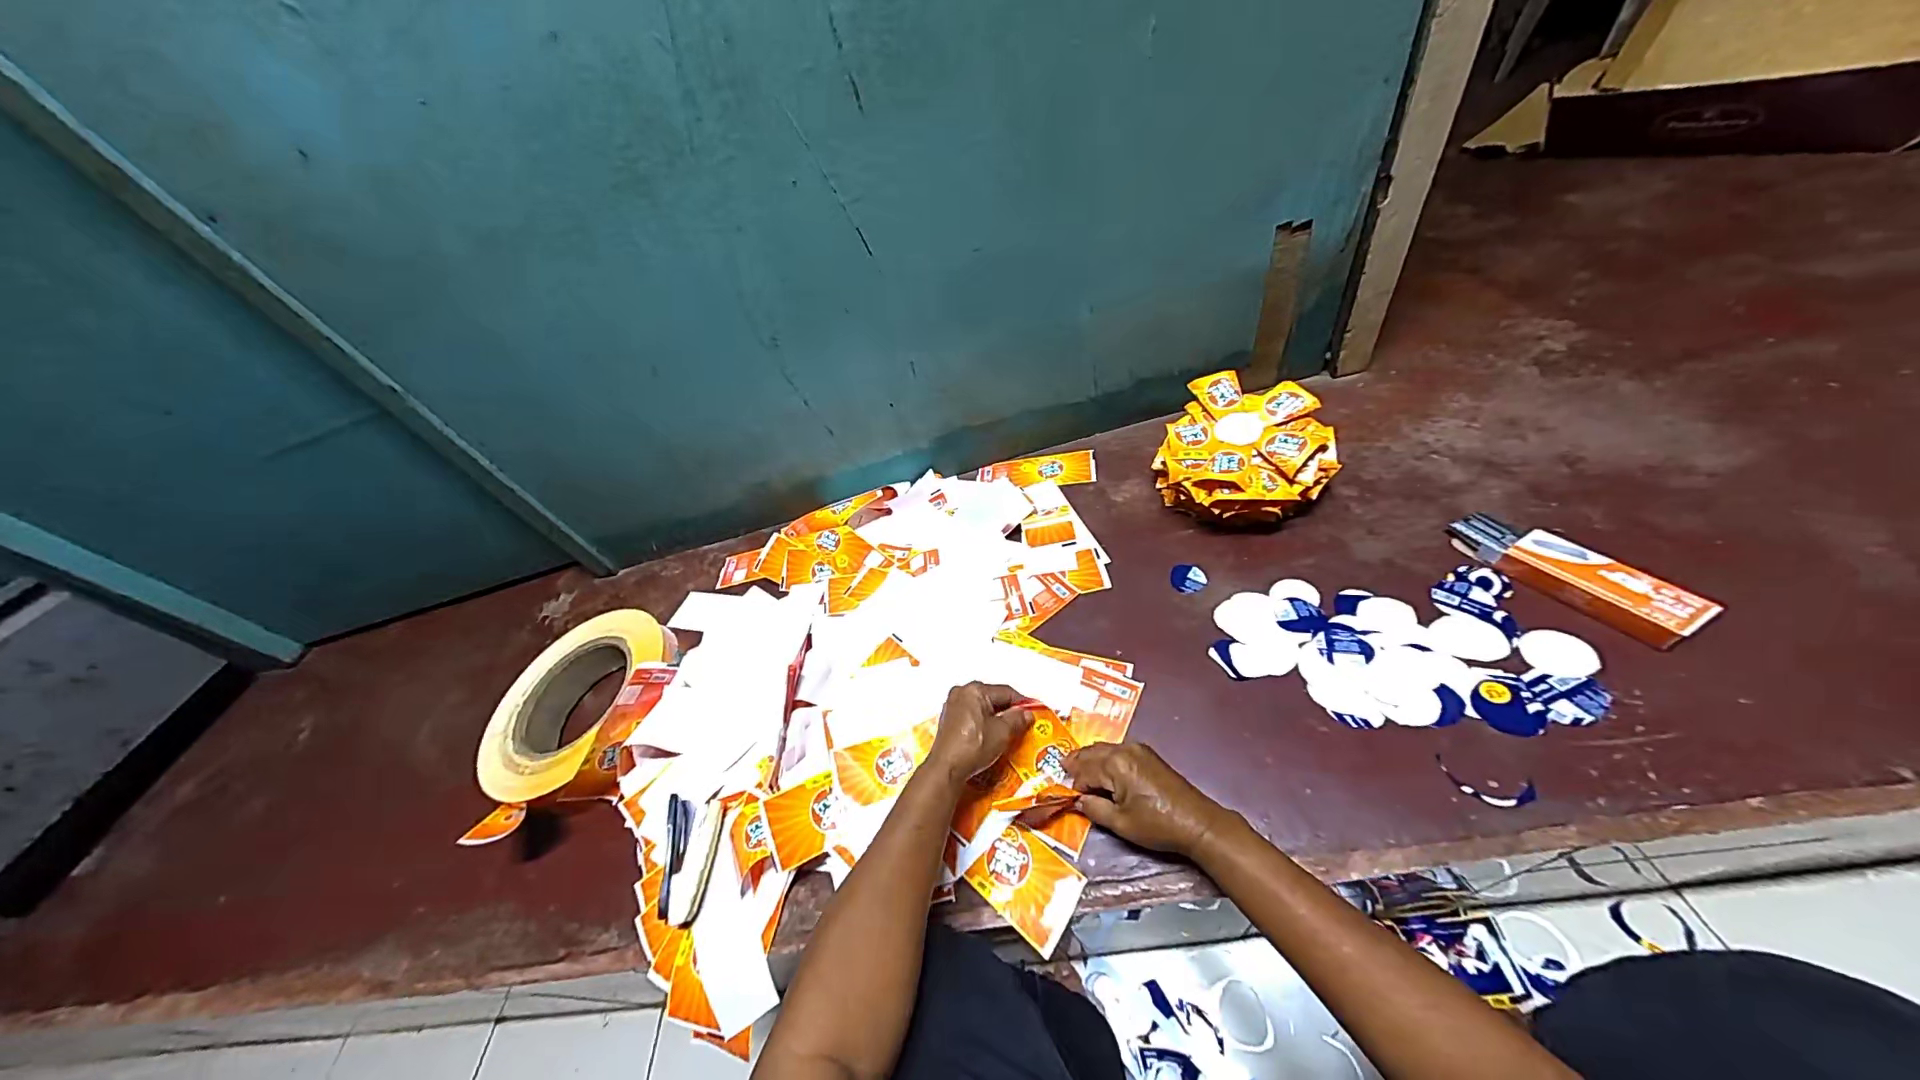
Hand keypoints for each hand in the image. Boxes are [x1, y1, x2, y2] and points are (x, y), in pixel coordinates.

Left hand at [926, 682, 1031, 786]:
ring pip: (981, 707)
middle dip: (1008, 710)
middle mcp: (961, 693)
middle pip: (992, 698)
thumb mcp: (1002, 732)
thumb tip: (1026, 714)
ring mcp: (952, 706)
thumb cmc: (973, 747)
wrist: (946, 768)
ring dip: (995, 717)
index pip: (1006, 692)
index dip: (1022, 702)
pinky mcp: (948, 720)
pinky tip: (991, 735)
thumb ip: (1017, 719)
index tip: (1033, 711)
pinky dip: (983, 723)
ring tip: (1009, 731)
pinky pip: (971, 716)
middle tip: (1023, 722)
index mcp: (974, 690)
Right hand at [1066, 743, 1235, 858]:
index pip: (1083, 771)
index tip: (1065, 794)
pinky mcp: (1148, 755)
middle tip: (1061, 770)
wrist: (1198, 822)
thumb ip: (1094, 809)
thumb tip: (1079, 801)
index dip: (1074, 785)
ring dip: (1090, 759)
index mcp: (1115, 764)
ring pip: (1104, 750)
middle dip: (1077, 763)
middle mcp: (1124, 750)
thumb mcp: (1121, 823)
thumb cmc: (1157, 825)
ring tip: (1077, 770)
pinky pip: (1117, 752)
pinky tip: (1101, 770)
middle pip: (1091, 753)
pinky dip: (1105, 759)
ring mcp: (1138, 750)